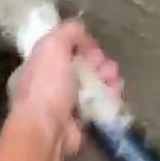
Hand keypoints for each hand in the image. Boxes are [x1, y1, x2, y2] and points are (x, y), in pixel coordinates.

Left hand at [10, 21, 123, 159]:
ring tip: (113, 79)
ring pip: (96, 85)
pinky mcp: (83, 122)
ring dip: (109, 78)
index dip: (83, 45)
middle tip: (105, 66)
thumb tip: (82, 32)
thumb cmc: (47, 84)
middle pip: (84, 66)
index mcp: (43, 64)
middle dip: (99, 62)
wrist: (47, 128)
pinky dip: (111, 98)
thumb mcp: (52, 46)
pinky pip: (101, 105)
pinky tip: (116, 93)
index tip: (92, 48)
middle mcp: (54, 83)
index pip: (67, 49)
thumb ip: (68, 32)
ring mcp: (68, 104)